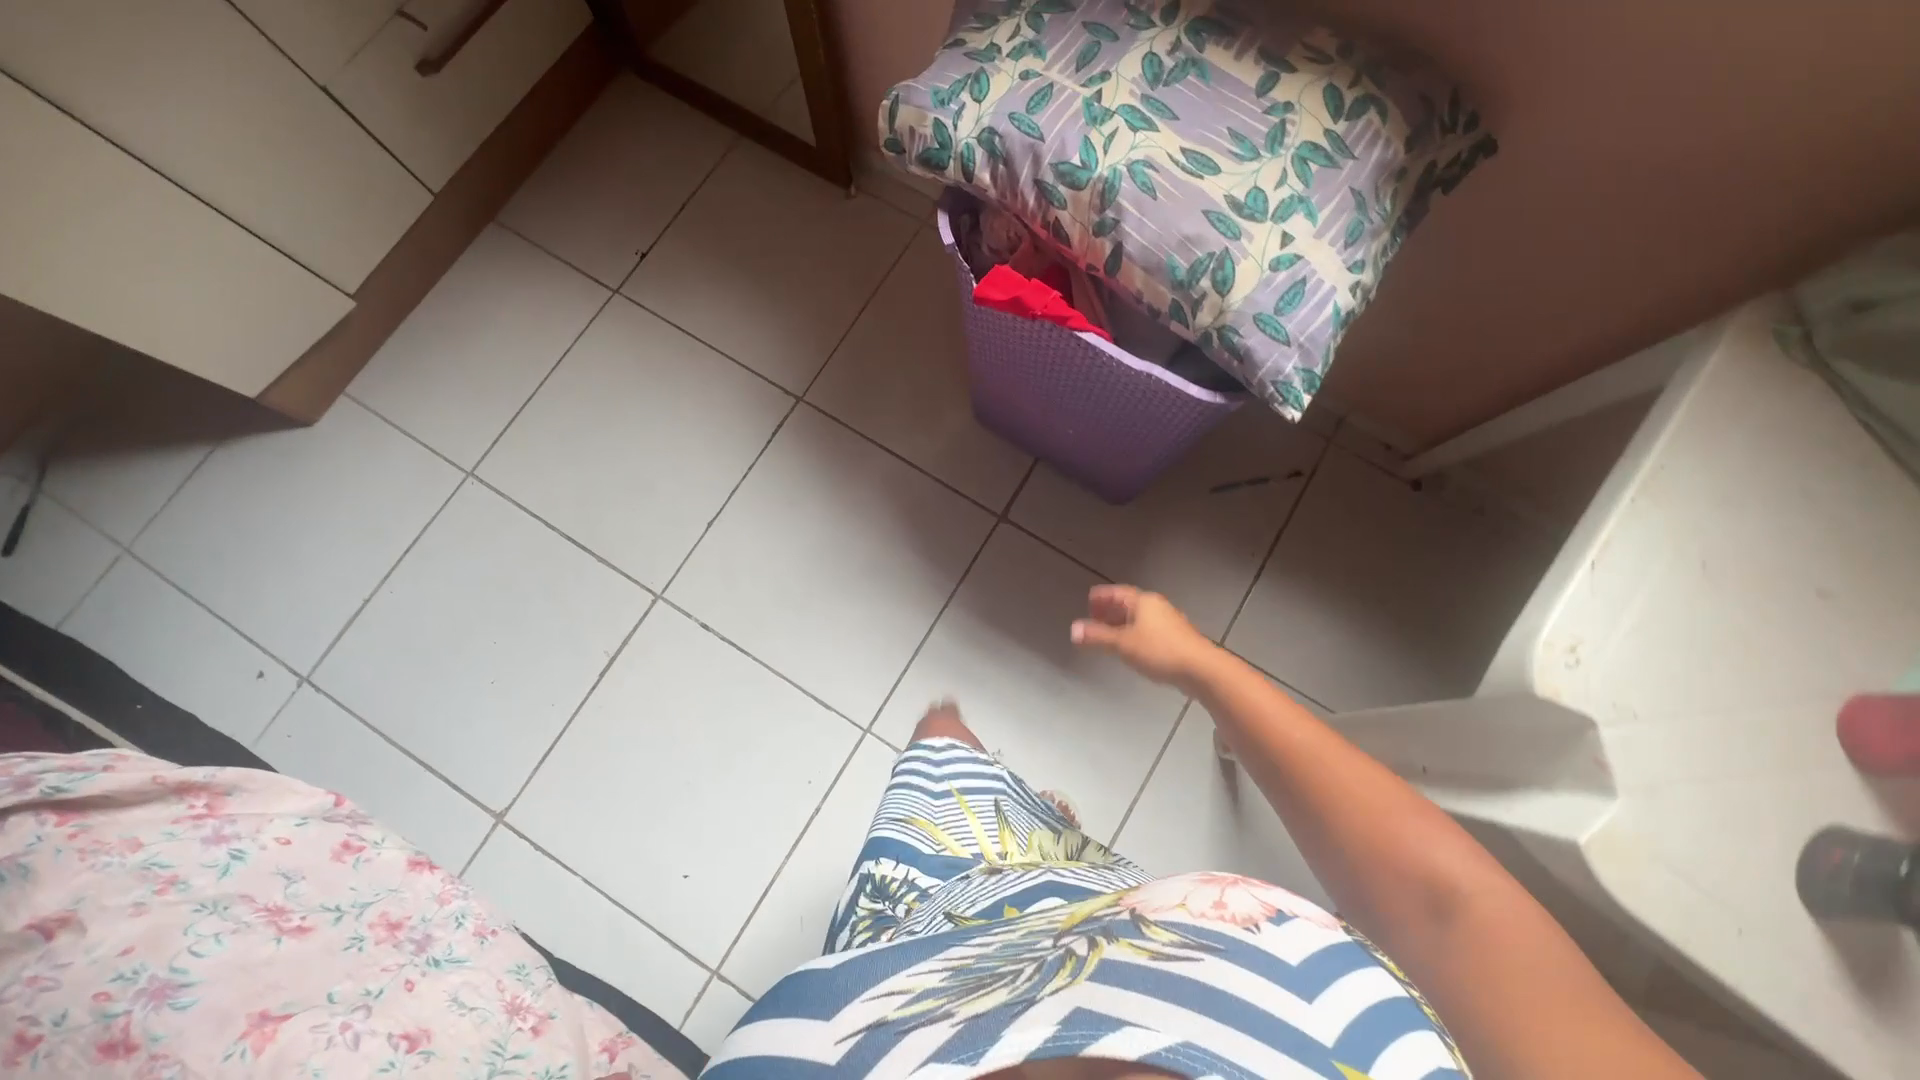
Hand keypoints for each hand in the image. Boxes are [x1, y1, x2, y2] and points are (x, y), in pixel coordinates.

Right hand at [1070, 584, 1215, 686]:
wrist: (1200, 669)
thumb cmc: (1159, 651)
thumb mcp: (1123, 644)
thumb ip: (1097, 637)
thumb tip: (1073, 630)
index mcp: (1144, 602)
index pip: (1118, 593)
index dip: (1102, 596)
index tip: (1089, 600)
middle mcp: (1157, 607)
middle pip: (1130, 604)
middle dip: (1111, 610)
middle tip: (1094, 617)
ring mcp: (1169, 622)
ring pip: (1140, 618)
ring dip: (1123, 623)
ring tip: (1108, 633)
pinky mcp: (1177, 639)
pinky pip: (1149, 630)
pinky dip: (1135, 633)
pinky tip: (1131, 647)